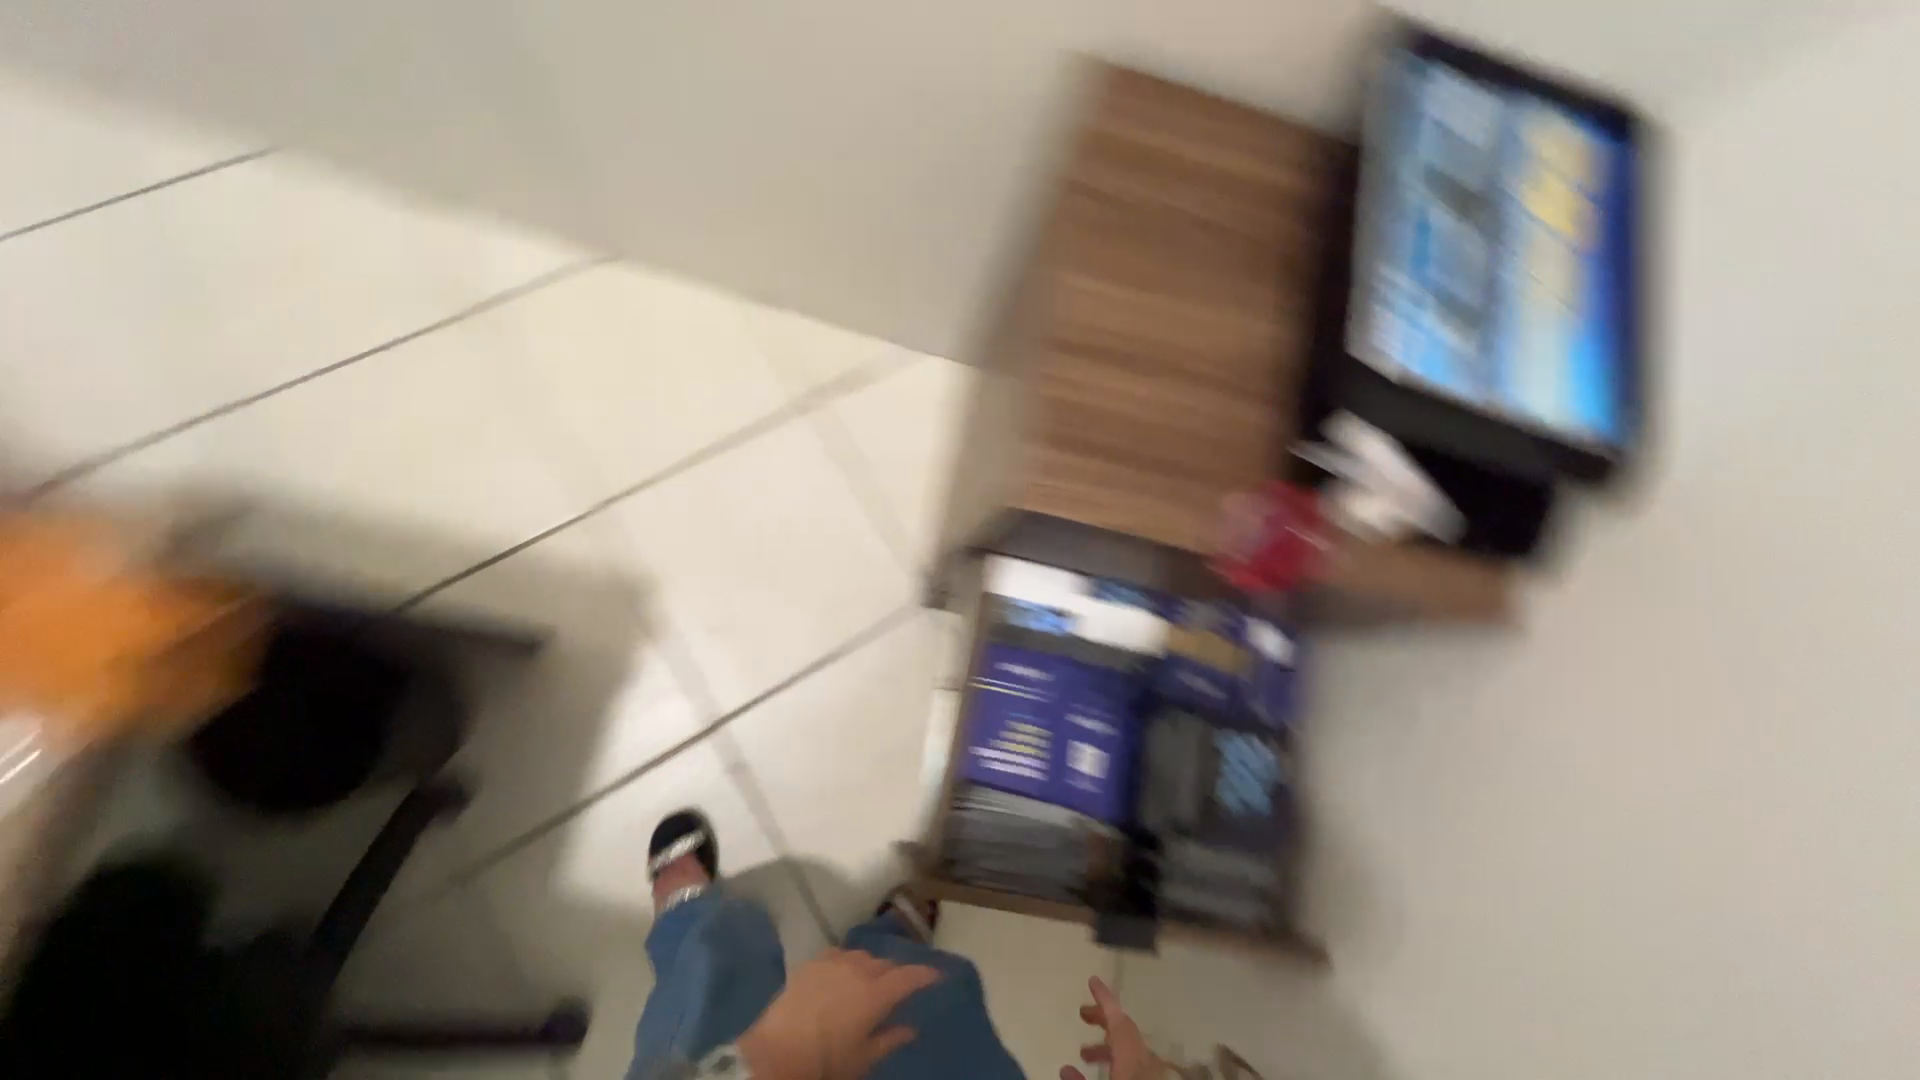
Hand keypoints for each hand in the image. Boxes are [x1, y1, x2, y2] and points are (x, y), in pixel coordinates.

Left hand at [737, 948, 941, 1079]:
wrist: (777, 1053)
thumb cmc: (825, 1062)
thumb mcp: (863, 1058)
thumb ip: (890, 1040)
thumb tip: (911, 1028)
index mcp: (876, 993)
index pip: (909, 976)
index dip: (925, 974)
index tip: (937, 975)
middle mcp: (859, 969)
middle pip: (886, 964)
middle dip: (897, 973)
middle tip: (900, 987)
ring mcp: (834, 962)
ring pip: (863, 956)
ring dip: (872, 966)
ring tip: (871, 980)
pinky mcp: (812, 963)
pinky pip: (839, 954)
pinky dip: (848, 961)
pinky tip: (844, 972)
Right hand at [1062, 976, 1168, 1079]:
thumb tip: (1065, 1069)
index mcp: (1133, 1059)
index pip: (1118, 1020)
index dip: (1105, 999)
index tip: (1092, 980)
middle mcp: (1148, 1063)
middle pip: (1125, 1032)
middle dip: (1103, 1020)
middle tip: (1081, 1015)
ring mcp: (1156, 1074)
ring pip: (1131, 1052)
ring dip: (1108, 1048)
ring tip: (1084, 1054)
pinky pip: (1138, 1068)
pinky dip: (1119, 1065)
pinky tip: (1102, 1075)